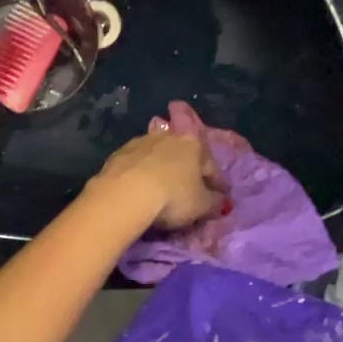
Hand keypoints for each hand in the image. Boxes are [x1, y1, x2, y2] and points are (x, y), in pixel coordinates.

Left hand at [88, 128, 226, 229]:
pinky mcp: (121, 151)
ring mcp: (142, 141)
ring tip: (164, 185)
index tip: (221, 197)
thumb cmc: (173, 196)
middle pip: (184, 154)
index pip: (211, 166)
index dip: (218, 184)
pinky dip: (143, 171)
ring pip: (159, 154)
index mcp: (193, 144)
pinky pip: (138, 162)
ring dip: (164, 167)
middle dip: (189, 169)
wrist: (126, 192)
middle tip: (191, 188)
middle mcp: (168, 136)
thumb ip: (215, 202)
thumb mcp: (202, 206)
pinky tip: (141, 185)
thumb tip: (220, 200)